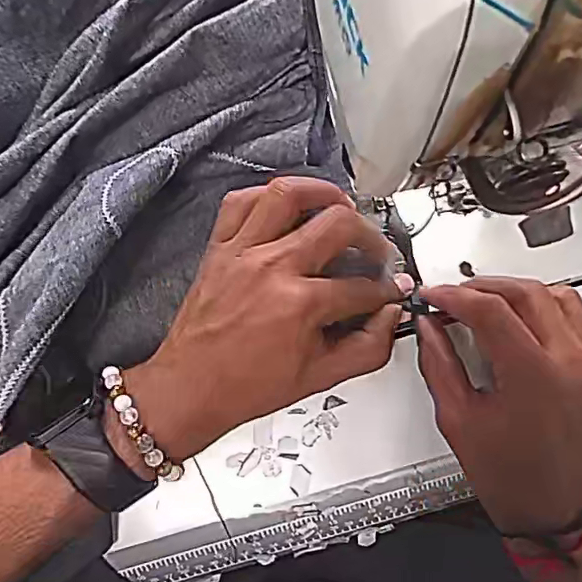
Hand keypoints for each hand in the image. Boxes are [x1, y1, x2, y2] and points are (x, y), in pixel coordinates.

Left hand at [116, 176, 403, 463]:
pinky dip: (266, 194)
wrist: (191, 388)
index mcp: (299, 305)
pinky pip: (240, 201)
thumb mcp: (319, 378)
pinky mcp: (219, 249)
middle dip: (372, 237)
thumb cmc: (244, 386)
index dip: (386, 289)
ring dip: (324, 193)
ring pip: (289, 195)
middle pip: (339, 224)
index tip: (389, 291)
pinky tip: (285, 205)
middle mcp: (272, 269)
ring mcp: (242, 253)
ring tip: (341, 206)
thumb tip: (390, 318)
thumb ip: (367, 348)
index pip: (362, 286)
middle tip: (376, 252)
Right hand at [416, 278, 581, 536]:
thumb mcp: (457, 419)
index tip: (436, 296)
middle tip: (455, 297)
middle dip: (484, 287)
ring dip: (519, 293)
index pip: (491, 310)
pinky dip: (552, 308)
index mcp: (535, 378)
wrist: (551, 509)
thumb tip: (431, 328)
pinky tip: (529, 318)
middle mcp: (572, 366)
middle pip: (528, 294)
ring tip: (488, 303)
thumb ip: (440, 364)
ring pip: (560, 297)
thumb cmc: (510, 478)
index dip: (455, 296)